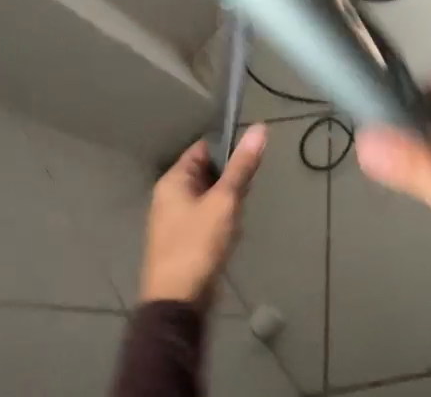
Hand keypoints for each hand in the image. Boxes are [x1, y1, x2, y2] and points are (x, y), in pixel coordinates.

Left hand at [139, 125, 267, 305]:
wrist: (178, 302)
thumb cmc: (197, 244)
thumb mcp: (225, 200)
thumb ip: (242, 166)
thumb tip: (259, 127)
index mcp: (173, 182)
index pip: (203, 148)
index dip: (228, 148)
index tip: (252, 158)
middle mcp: (170, 196)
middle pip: (209, 172)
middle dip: (232, 181)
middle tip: (245, 192)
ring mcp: (176, 220)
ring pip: (212, 196)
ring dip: (229, 203)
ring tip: (238, 217)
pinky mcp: (185, 239)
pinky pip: (209, 217)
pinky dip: (223, 220)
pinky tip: (232, 233)